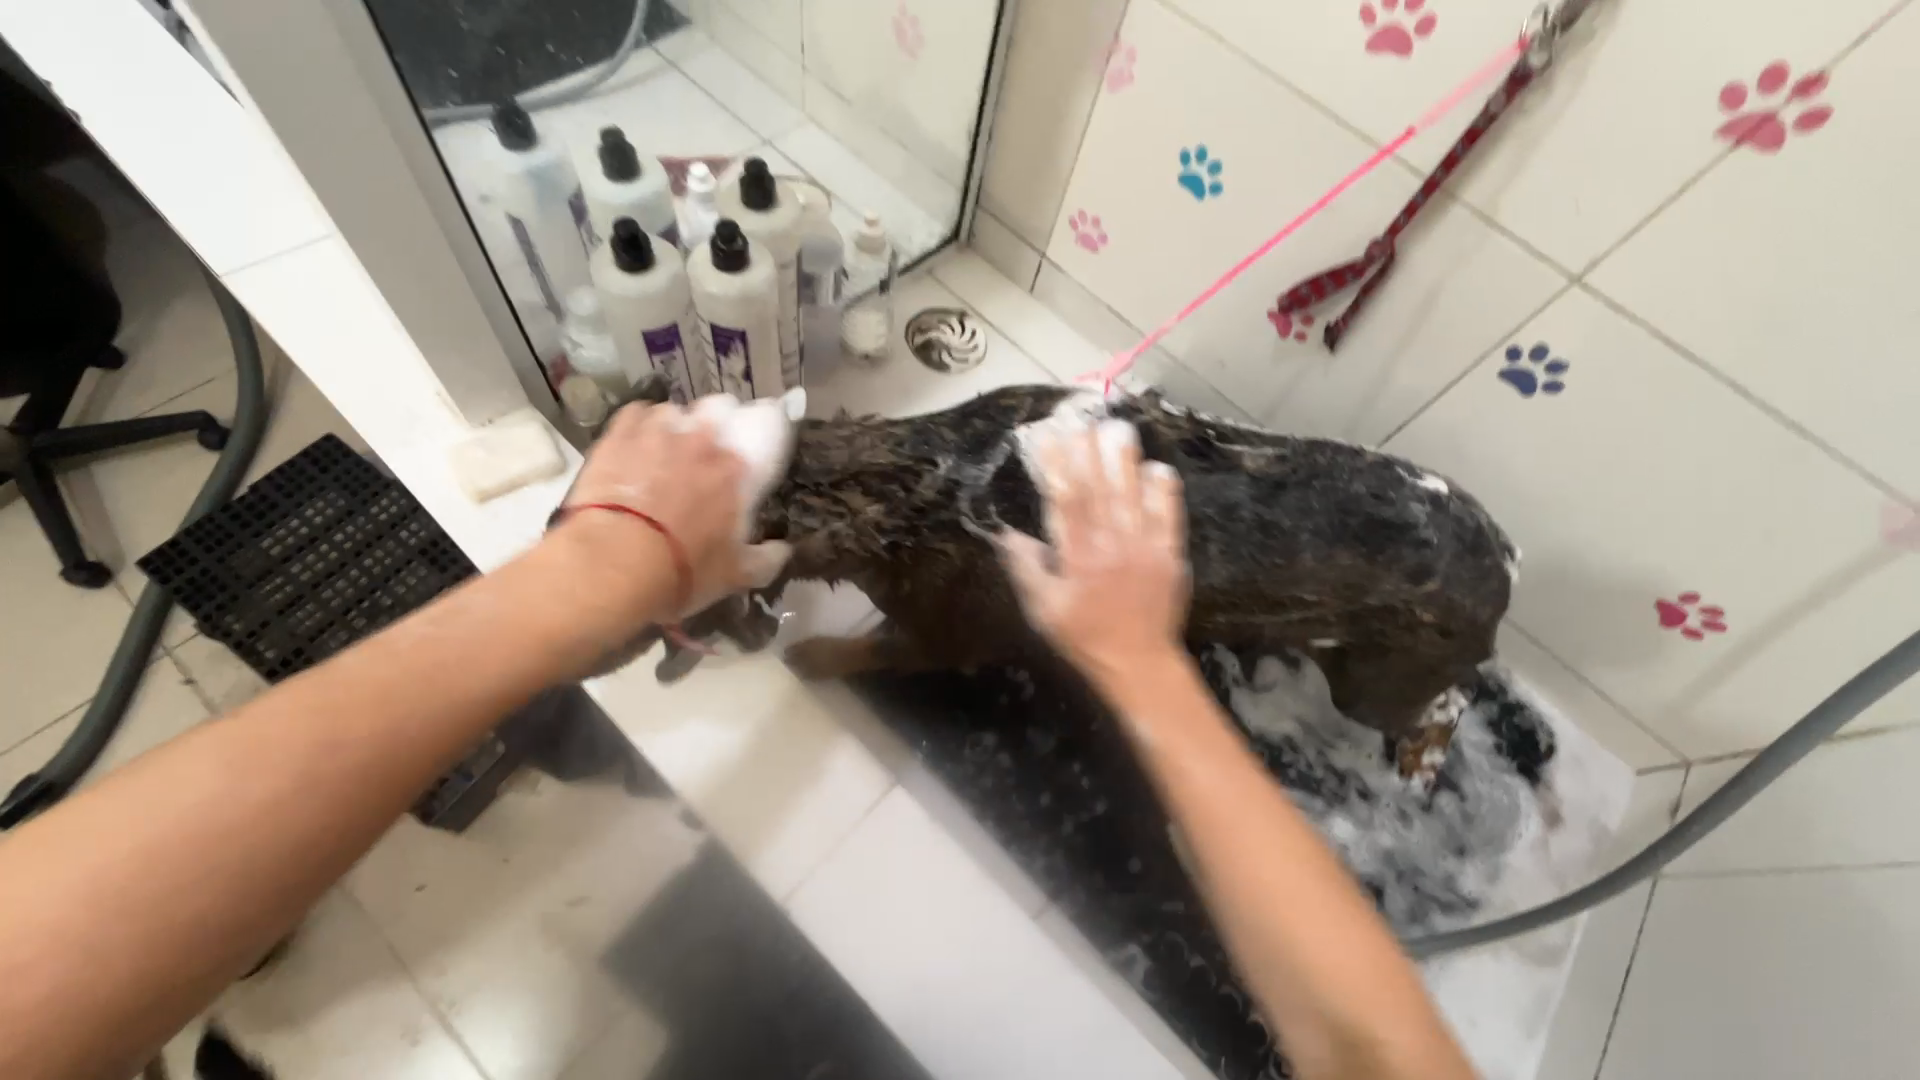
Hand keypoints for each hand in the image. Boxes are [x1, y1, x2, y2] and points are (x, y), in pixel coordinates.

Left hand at [559, 396, 792, 623]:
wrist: (615, 563)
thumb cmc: (682, 570)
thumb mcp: (735, 575)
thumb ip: (766, 560)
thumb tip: (783, 549)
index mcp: (736, 471)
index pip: (756, 441)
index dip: (749, 451)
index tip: (743, 467)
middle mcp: (702, 442)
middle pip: (717, 414)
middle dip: (715, 428)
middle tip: (705, 452)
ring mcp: (659, 434)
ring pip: (675, 412)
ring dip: (675, 426)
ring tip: (666, 446)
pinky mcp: (619, 436)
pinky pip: (636, 413)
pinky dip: (640, 422)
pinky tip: (637, 440)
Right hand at [998, 419, 1189, 687]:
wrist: (1138, 662)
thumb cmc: (1083, 637)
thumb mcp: (1042, 610)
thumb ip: (1026, 569)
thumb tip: (1006, 533)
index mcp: (1076, 558)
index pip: (1064, 500)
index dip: (1056, 464)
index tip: (1049, 435)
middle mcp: (1111, 545)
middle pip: (1100, 487)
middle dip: (1090, 450)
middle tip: (1083, 419)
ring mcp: (1145, 548)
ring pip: (1133, 493)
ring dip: (1125, 459)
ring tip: (1118, 428)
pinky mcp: (1171, 554)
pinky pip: (1169, 514)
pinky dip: (1164, 489)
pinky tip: (1156, 467)